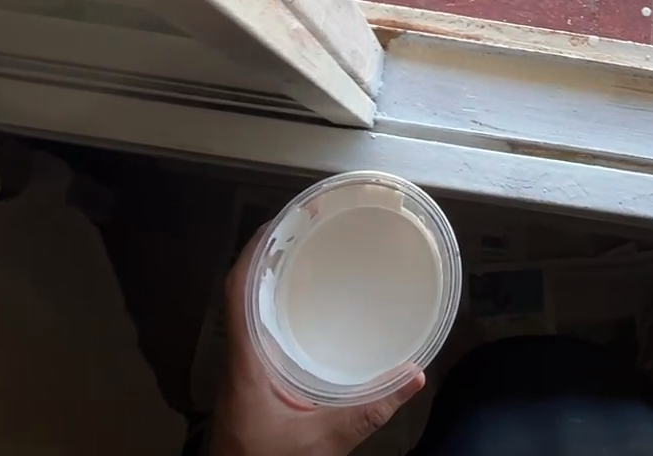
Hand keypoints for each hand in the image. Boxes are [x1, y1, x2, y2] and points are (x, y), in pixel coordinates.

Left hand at [214, 228, 424, 455]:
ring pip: (249, 309)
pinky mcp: (249, 383)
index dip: (255, 249)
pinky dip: (277, 305)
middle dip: (270, 253)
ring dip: (272, 277)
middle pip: (244, 290)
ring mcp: (241, 370)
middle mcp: (237, 357)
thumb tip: (415, 375)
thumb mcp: (319, 442)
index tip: (282, 219)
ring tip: (306, 253)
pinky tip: (304, 306)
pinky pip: (258, 329)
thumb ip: (366, 411)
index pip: (238, 290)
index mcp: (245, 361)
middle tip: (306, 228)